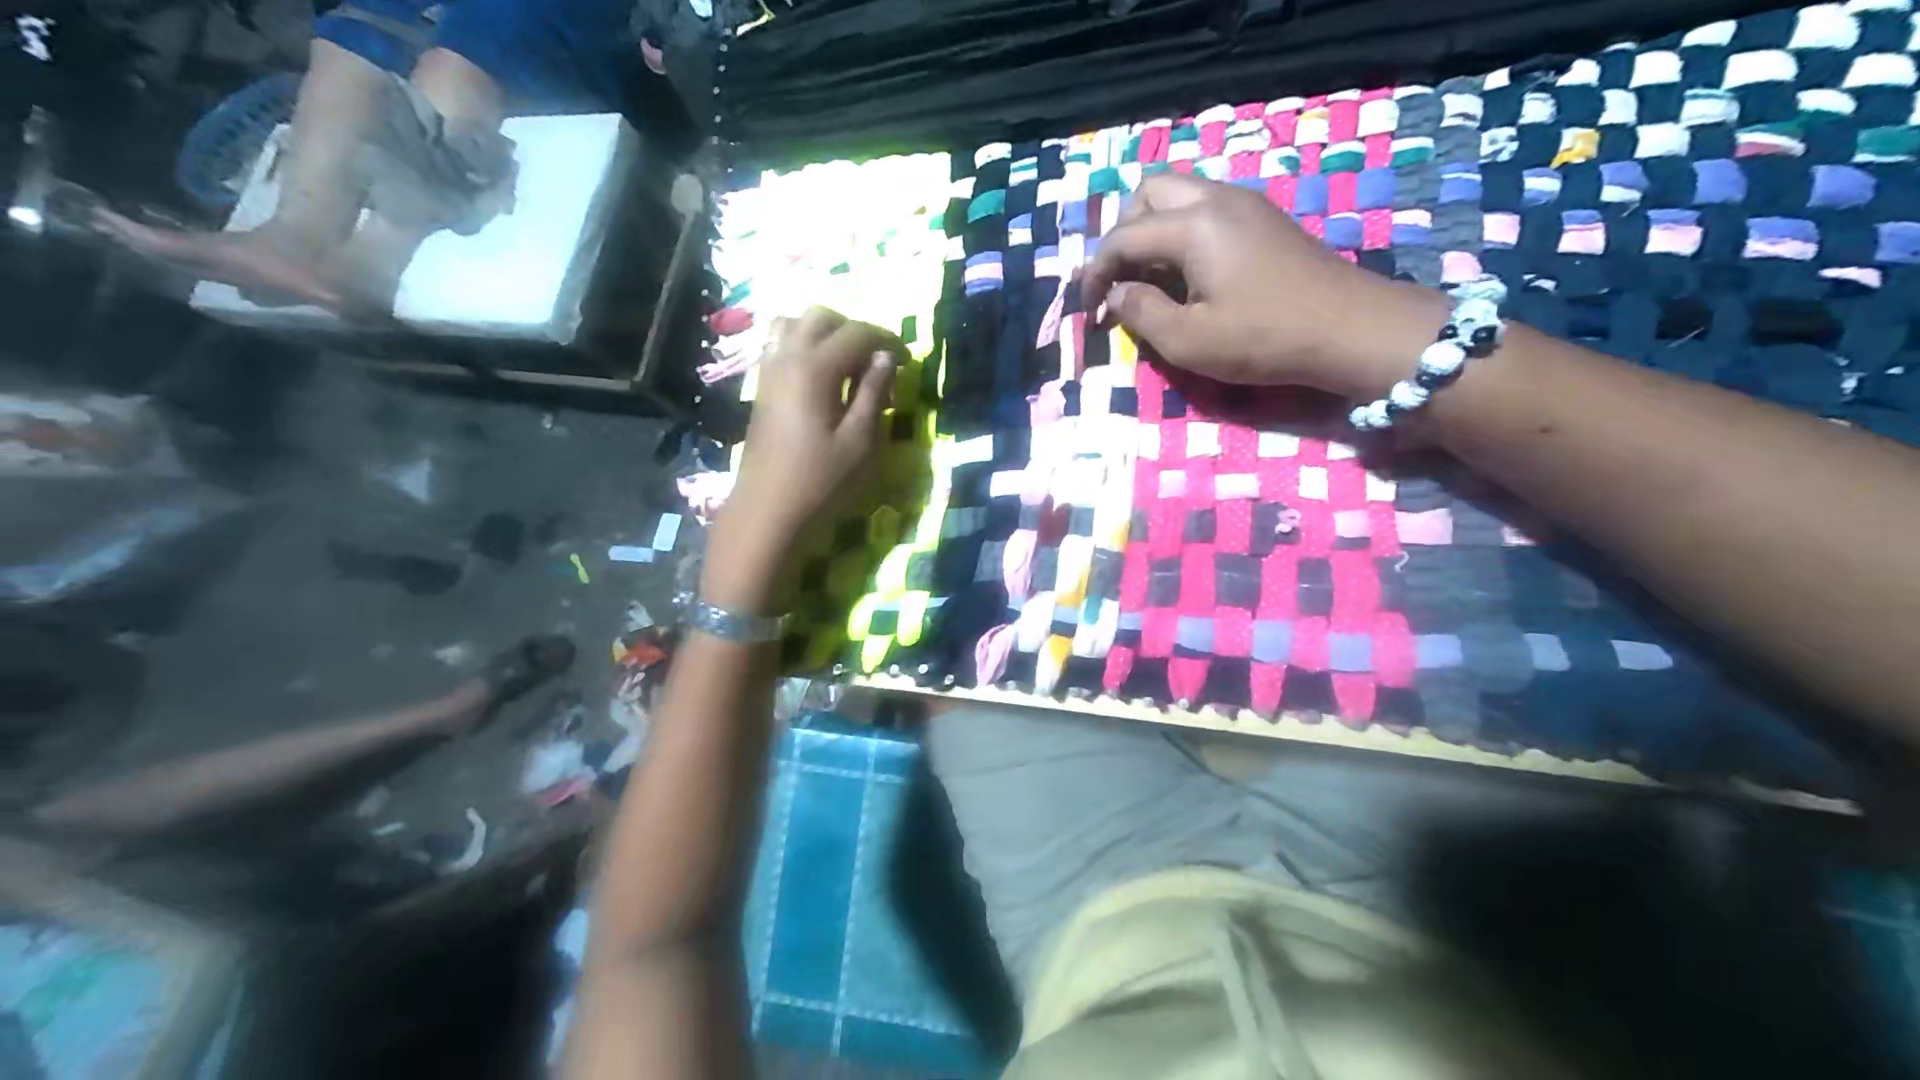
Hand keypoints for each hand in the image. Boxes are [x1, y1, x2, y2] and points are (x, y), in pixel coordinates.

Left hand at [705, 308, 899, 611]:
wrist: (768, 512)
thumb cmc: (821, 482)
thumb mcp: (860, 441)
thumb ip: (874, 392)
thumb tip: (885, 358)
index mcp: (814, 367)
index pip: (856, 332)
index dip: (886, 340)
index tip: (906, 361)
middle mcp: (787, 358)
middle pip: (821, 317)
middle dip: (854, 330)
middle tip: (876, 362)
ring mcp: (768, 371)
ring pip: (794, 325)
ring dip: (824, 333)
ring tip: (846, 364)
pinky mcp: (761, 388)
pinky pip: (779, 346)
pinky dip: (802, 346)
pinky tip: (820, 377)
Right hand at [1080, 172, 1444, 397]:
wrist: (1349, 328)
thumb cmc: (1263, 338)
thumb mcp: (1187, 340)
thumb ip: (1140, 313)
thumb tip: (1116, 294)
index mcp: (1193, 226)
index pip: (1123, 237)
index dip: (1096, 273)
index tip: (1090, 310)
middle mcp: (1216, 199)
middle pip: (1148, 192)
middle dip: (1122, 233)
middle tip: (1121, 279)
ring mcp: (1244, 204)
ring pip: (1178, 195)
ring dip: (1152, 229)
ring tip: (1149, 278)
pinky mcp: (1262, 218)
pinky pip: (1204, 208)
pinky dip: (1180, 231)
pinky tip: (1186, 273)